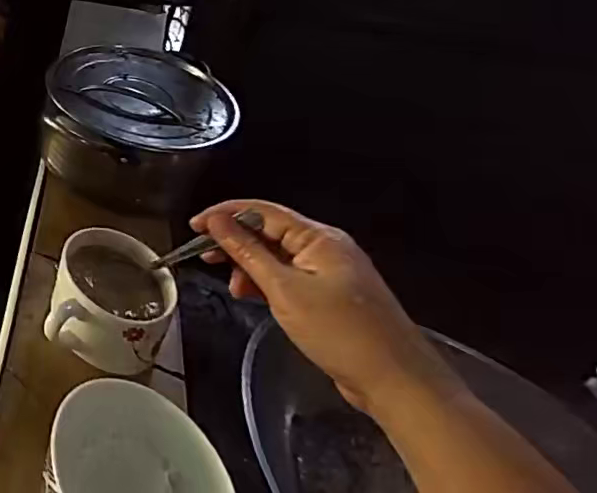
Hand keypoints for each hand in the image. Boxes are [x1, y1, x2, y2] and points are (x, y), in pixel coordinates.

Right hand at [189, 199, 460, 414]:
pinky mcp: (332, 296)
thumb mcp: (284, 290)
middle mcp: (325, 247)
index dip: (224, 214)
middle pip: (268, 231)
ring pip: (277, 256)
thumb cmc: (342, 334)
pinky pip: (290, 276)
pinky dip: (268, 283)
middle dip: (235, 241)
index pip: (261, 210)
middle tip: (205, 254)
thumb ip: (247, 252)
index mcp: (318, 237)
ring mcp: (330, 272)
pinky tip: (253, 296)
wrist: (400, 386)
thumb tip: (218, 221)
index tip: (195, 226)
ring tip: (232, 285)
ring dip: (250, 266)